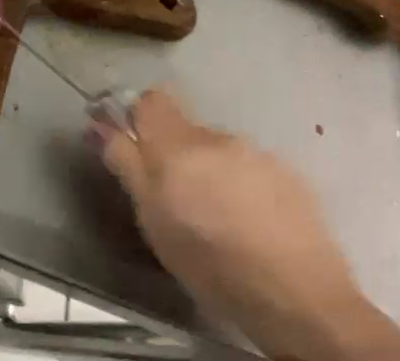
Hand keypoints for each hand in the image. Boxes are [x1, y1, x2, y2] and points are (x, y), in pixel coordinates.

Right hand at [98, 90, 399, 360]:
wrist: (300, 299)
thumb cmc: (208, 259)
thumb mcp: (150, 215)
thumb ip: (124, 162)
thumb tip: (99, 124)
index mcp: (177, 143)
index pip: (150, 101)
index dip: (138, 116)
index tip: (133, 145)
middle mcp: (219, 138)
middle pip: (186, 131)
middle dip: (176, 155)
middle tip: (175, 197)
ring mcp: (260, 157)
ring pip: (220, 153)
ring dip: (211, 172)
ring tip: (217, 216)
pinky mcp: (293, 181)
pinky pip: (252, 172)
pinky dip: (243, 188)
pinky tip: (250, 224)